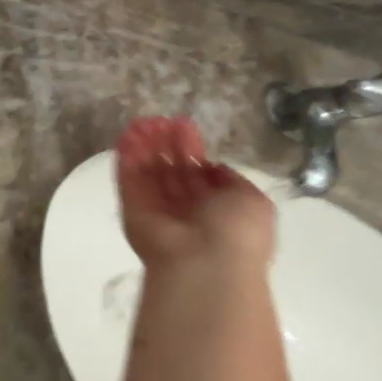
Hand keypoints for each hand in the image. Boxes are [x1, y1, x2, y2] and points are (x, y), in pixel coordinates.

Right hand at [117, 116, 274, 271]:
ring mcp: (157, 204)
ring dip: (144, 144)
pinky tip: (127, 135)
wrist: (203, 261)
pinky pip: (128, 175)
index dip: (191, 146)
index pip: (199, 170)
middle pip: (171, 167)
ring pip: (148, 168)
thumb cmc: (236, 232)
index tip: (181, 123)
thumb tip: (211, 166)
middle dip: (165, 142)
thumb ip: (232, 179)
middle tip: (158, 119)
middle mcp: (186, 205)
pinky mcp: (131, 204)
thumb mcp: (254, 202)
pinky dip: (127, 156)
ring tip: (141, 122)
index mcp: (217, 206)